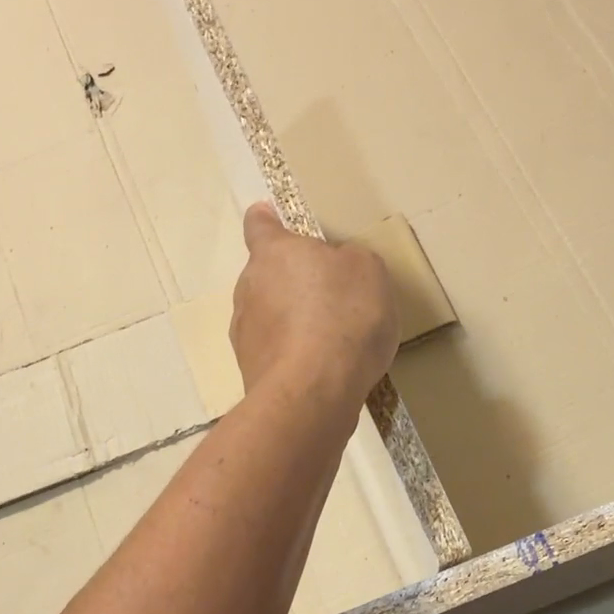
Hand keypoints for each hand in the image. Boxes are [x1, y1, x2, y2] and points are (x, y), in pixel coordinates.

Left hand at [230, 202, 396, 411]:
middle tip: (328, 297)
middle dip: (292, 282)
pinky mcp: (251, 371)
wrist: (313, 393)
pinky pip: (276, 354)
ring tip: (329, 342)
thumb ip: (351, 261)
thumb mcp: (369, 273)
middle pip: (267, 275)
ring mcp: (244, 333)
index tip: (275, 219)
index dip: (269, 220)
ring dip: (291, 323)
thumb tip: (339, 266)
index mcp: (274, 253)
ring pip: (269, 317)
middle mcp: (248, 288)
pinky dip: (293, 357)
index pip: (260, 224)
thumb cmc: (343, 318)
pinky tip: (321, 372)